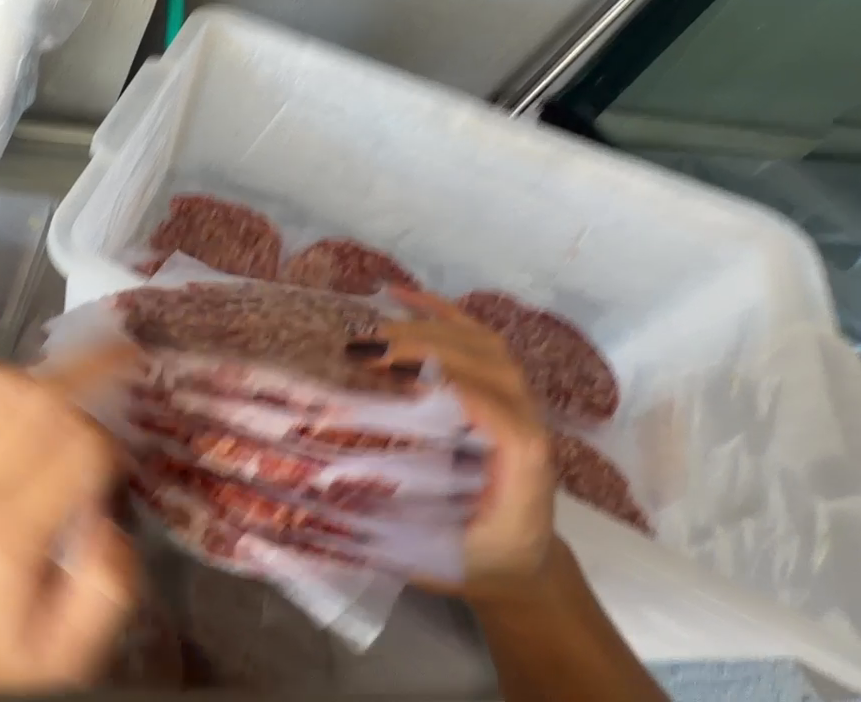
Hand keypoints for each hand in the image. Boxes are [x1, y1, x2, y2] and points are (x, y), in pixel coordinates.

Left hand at [0, 346, 140, 701]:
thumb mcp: (65, 652)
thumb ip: (106, 591)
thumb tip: (109, 519)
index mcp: (7, 535)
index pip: (75, 448)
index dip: (106, 442)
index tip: (114, 459)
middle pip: (39, 398)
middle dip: (86, 376)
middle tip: (116, 365)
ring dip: (41, 380)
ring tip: (65, 391)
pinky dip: (1, 394)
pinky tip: (15, 417)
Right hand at [373, 289, 557, 599]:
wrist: (524, 565)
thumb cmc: (478, 560)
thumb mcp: (442, 555)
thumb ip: (397, 524)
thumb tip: (332, 482)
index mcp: (520, 464)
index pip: (492, 407)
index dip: (443, 380)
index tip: (381, 370)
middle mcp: (529, 423)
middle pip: (488, 363)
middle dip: (424, 345)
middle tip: (360, 346)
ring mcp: (520, 403)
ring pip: (485, 344)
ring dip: (429, 325)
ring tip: (373, 325)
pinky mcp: (502, 392)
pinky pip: (480, 339)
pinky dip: (441, 312)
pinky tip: (399, 295)